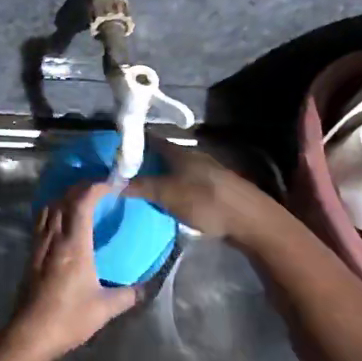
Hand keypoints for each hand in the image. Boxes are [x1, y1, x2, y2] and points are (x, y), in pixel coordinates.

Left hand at [1, 183, 138, 360]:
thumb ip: (129, 294)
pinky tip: (63, 220)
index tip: (112, 183)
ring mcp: (39, 244)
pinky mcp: (30, 253)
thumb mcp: (105, 308)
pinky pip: (41, 220)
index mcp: (74, 245)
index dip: (95, 187)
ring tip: (82, 198)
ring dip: (65, 196)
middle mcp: (54, 237)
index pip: (81, 202)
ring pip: (49, 207)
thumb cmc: (69, 318)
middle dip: (81, 186)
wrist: (30, 333)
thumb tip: (148, 286)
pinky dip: (54, 210)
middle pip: (63, 198)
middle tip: (100, 186)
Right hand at [124, 140, 287, 244]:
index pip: (150, 139)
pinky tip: (169, 201)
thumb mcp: (166, 194)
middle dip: (145, 162)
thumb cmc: (205, 202)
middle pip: (163, 154)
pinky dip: (174, 188)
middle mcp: (193, 156)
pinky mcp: (216, 189)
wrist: (251, 221)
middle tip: (125, 174)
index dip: (133, 143)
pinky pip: (187, 183)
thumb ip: (139, 186)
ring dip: (161, 176)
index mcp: (180, 151)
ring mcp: (207, 172)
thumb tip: (110, 181)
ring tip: (143, 189)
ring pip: (176, 169)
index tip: (115, 151)